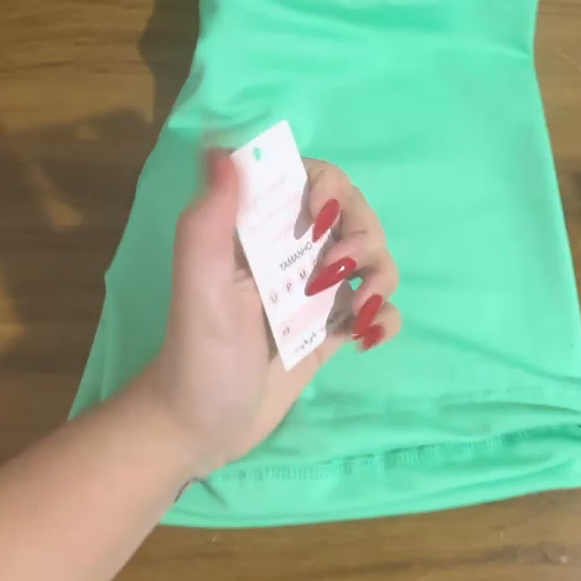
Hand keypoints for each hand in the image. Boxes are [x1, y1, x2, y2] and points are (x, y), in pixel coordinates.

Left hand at [134, 151, 401, 474]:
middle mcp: (291, 254)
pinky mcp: (329, 331)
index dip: (328, 187)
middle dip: (362, 237)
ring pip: (373, 261)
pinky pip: (375, 310)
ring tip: (357, 313)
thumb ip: (209, 221)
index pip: (309, 179)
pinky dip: (384, 318)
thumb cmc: (197, 359)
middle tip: (338, 274)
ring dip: (379, 277)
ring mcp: (314, 294)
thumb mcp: (200, 290)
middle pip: (354, 216)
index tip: (319, 219)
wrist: (201, 432)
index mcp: (258, 232)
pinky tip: (366, 340)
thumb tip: (224, 149)